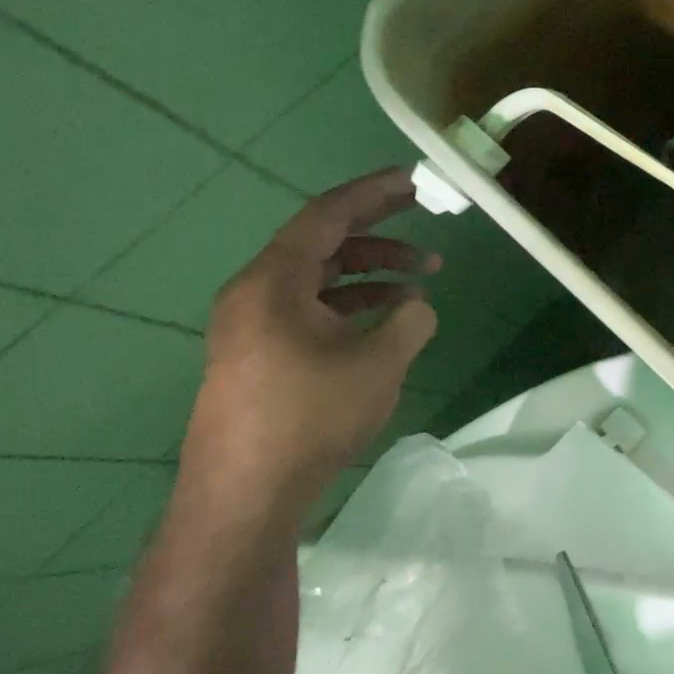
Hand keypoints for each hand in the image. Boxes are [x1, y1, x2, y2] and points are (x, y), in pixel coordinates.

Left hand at [182, 168, 438, 505]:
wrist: (245, 492)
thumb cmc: (310, 416)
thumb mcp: (378, 364)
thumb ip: (410, 322)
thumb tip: (418, 306)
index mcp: (274, 281)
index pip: (326, 217)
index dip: (373, 194)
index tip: (413, 181)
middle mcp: (254, 293)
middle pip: (321, 246)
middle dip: (379, 239)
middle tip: (428, 236)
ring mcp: (251, 326)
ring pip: (317, 282)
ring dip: (370, 278)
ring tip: (421, 287)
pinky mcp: (257, 357)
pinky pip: (309, 312)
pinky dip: (350, 308)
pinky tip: (386, 324)